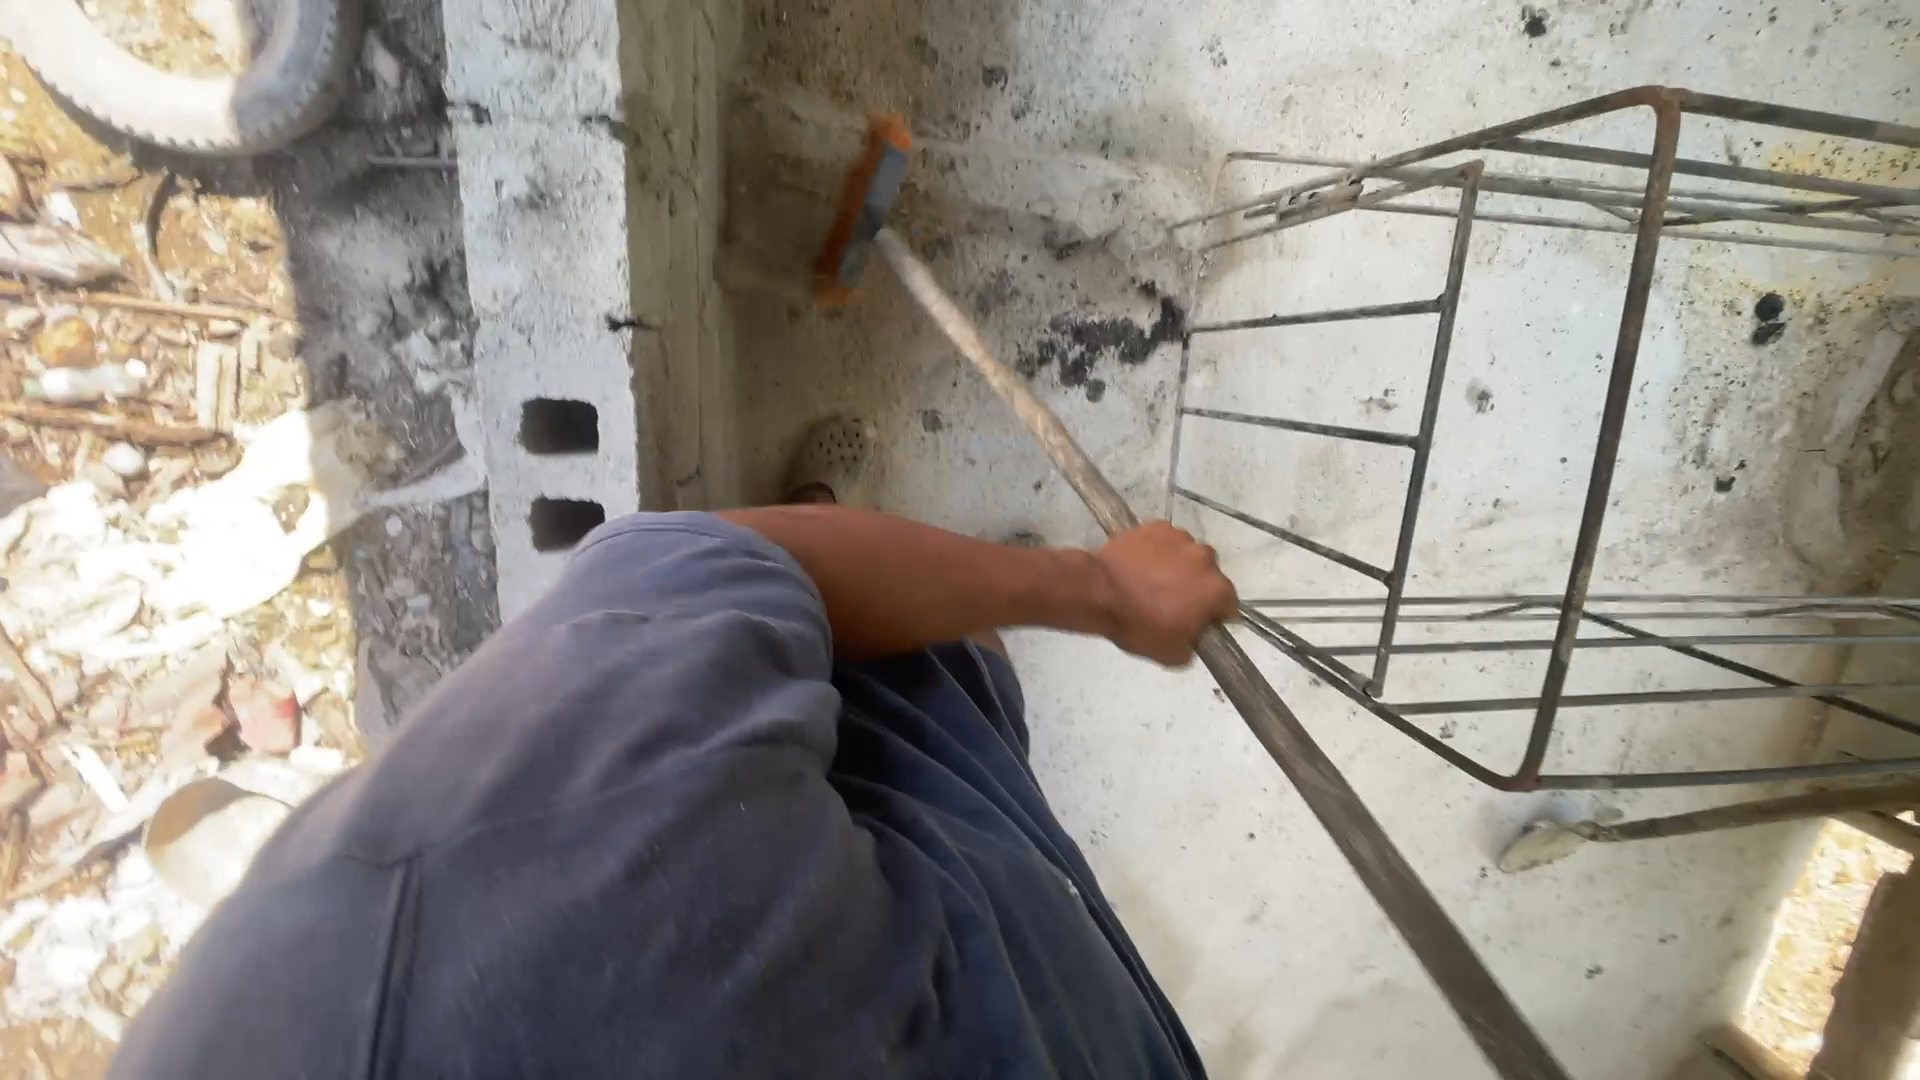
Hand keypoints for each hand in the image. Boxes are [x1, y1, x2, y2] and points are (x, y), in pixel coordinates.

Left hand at [1093, 521, 1238, 664]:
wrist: (1098, 591)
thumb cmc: (1138, 625)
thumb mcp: (1172, 654)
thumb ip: (1194, 644)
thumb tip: (1194, 635)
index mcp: (1217, 589)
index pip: (1227, 605)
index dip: (1212, 616)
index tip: (1195, 621)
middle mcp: (1205, 557)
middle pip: (1209, 576)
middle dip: (1195, 587)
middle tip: (1170, 600)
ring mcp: (1180, 537)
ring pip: (1187, 554)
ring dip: (1177, 565)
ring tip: (1151, 579)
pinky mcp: (1156, 526)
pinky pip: (1164, 540)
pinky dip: (1157, 549)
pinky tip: (1140, 562)